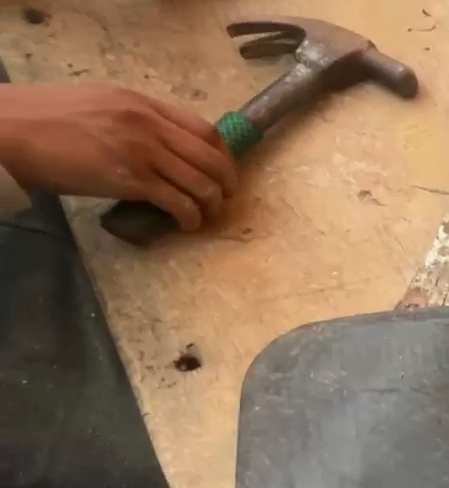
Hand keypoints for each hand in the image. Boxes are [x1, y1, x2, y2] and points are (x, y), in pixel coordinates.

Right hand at [0, 82, 236, 229]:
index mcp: (140, 104)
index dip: (225, 158)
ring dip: (212, 207)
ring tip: (203, 215)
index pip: (207, 131)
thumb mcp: (97, 104)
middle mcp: (148, 125)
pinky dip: (191, 219)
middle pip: (215, 162)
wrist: (1, 130)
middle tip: (222, 200)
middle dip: (228, 186)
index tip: (223, 173)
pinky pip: (183, 205)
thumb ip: (138, 120)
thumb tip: (174, 146)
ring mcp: (142, 152)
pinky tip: (185, 224)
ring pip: (205, 187)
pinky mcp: (133, 178)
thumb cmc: (44, 120)